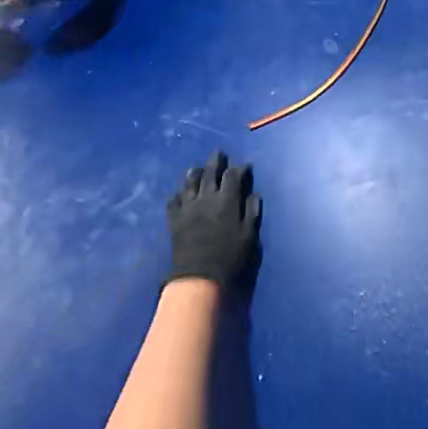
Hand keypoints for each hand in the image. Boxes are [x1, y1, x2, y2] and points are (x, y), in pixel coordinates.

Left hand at [165, 152, 260, 288]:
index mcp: (227, 201)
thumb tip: (254, 193)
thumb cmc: (230, 258)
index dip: (239, 168)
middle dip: (216, 161)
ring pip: (189, 182)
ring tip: (198, 168)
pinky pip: (174, 200)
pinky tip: (180, 193)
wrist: (199, 275)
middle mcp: (206, 197)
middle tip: (218, 153)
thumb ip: (251, 212)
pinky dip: (178, 194)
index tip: (244, 165)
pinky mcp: (174, 217)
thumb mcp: (249, 236)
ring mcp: (187, 206)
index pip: (233, 176)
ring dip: (195, 172)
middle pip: (210, 172)